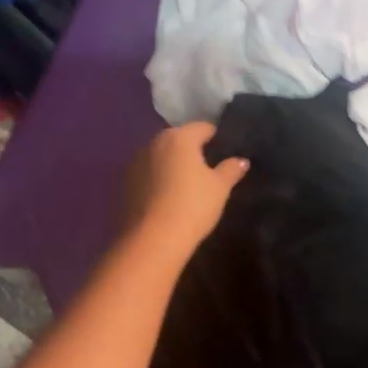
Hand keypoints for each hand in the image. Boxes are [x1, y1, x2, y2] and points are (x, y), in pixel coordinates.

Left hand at [119, 122, 249, 259]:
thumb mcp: (220, 188)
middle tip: (207, 167)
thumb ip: (230, 169)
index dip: (216, 136)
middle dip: (191, 149)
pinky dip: (158, 178)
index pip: (202, 128)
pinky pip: (148, 173)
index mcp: (179, 138)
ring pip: (160, 156)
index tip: (224, 149)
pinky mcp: (125, 183)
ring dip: (172, 163)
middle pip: (178, 139)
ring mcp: (136, 162)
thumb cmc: (192, 205)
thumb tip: (241, 160)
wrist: (152, 240)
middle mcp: (154, 143)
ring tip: (186, 183)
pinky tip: (167, 195)